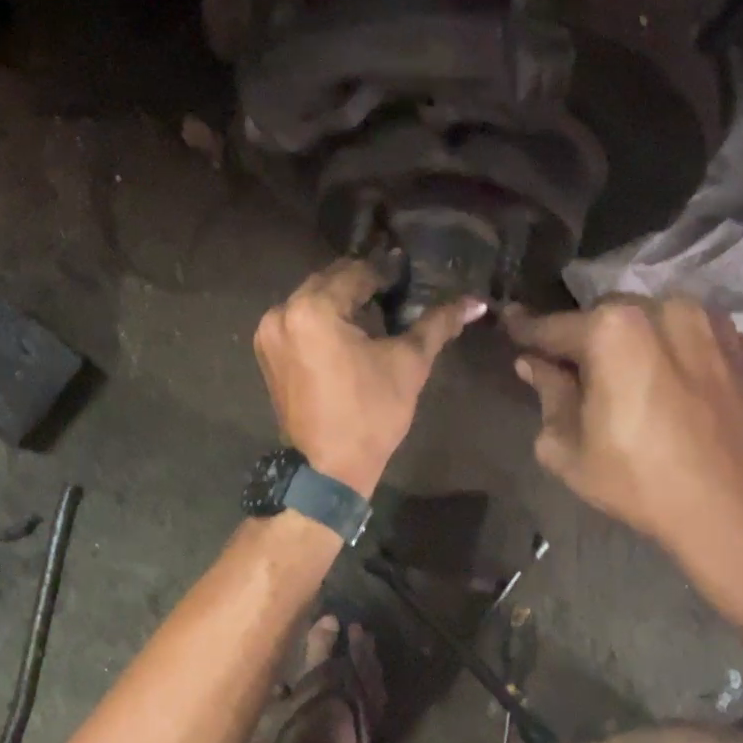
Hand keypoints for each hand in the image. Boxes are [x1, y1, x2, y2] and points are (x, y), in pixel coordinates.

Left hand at [254, 260, 485, 493]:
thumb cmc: (369, 416)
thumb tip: (474, 302)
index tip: (410, 278)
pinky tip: (347, 337)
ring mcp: (269, 335)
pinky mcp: (268, 355)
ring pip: (312, 302)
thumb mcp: (407, 364)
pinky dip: (322, 323)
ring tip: (375, 317)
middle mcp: (282, 314)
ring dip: (340, 304)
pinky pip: (299, 324)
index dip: (388, 274)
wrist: (328, 470)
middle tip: (396, 297)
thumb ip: (437, 325)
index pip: (358, 273)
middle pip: (330, 282)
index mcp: (313, 309)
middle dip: (362, 286)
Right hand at [504, 298, 742, 628]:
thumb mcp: (566, 447)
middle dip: (585, 338)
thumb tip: (534, 364)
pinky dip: (676, 352)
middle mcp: (665, 309)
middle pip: (607, 316)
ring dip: (635, 341)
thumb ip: (547, 394)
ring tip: (628, 378)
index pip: (553, 326)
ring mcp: (713, 324)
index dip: (525, 330)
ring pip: (656, 320)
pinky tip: (672, 386)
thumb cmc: (637, 481)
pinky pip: (696, 338)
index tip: (508, 324)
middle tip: (573, 371)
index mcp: (612, 331)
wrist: (733, 509)